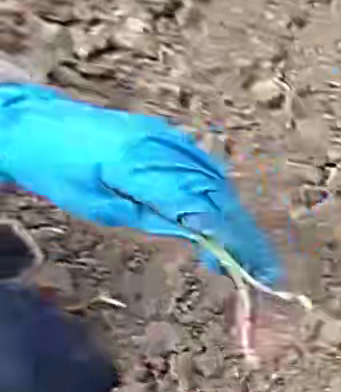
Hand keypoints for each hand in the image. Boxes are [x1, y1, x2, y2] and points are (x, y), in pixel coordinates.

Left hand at [0, 83, 282, 283]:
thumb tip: (205, 237)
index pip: (200, 208)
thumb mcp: (94, 204)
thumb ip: (152, 219)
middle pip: (221, 201)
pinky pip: (214, 179)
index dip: (228, 239)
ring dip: (236, 224)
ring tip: (245, 254)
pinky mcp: (184, 145)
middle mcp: (170, 152)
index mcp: (141, 166)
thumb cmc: (50, 166)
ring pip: (223, 191)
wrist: (26, 120)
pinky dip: (222, 204)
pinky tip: (223, 224)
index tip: (246, 267)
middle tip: (261, 271)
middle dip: (242, 237)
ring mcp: (180, 145)